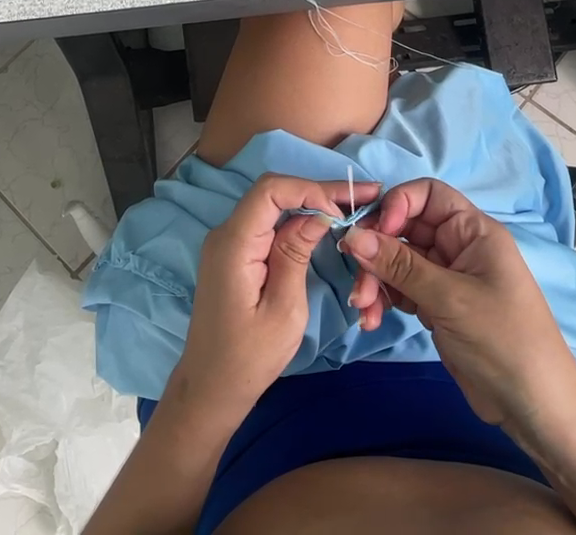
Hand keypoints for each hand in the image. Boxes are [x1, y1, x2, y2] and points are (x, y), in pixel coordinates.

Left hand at [168, 174, 379, 416]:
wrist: (211, 385)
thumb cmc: (249, 357)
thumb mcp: (284, 309)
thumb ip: (296, 254)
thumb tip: (318, 213)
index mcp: (233, 244)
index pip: (270, 191)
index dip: (310, 189)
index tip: (345, 209)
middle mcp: (225, 233)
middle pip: (272, 193)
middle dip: (317, 191)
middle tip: (364, 196)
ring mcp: (228, 243)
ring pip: (271, 206)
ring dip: (310, 203)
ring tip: (353, 207)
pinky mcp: (235, 254)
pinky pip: (267, 224)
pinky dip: (297, 219)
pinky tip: (325, 224)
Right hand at [341, 179, 575, 434]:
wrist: (533, 409)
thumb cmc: (503, 341)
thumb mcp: (449, 298)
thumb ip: (399, 265)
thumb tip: (351, 236)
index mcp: (473, 232)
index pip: (427, 195)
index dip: (396, 205)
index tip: (372, 233)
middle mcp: (458, 247)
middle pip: (404, 228)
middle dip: (376, 251)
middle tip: (357, 280)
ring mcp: (446, 278)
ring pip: (396, 261)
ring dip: (374, 280)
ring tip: (364, 309)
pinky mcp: (435, 305)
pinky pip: (399, 289)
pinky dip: (382, 300)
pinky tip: (372, 320)